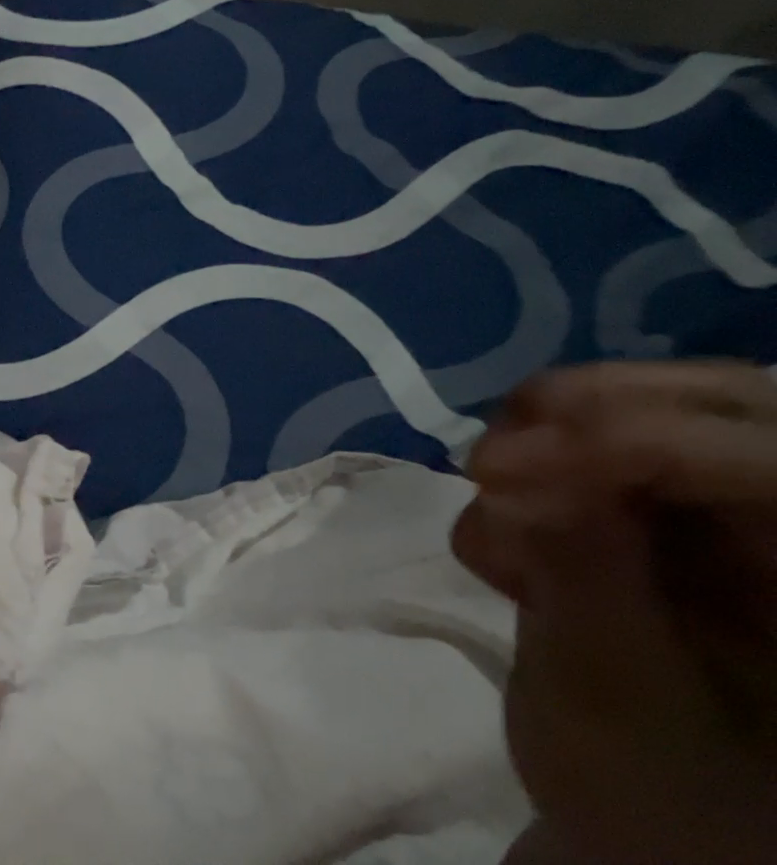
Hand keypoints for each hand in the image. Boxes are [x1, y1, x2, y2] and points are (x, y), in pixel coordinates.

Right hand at [451, 361, 776, 864]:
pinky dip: (528, 485)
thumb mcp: (611, 696)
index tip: (506, 465)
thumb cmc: (652, 795)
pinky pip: (601, 458)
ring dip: (548, 448)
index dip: (655, 444)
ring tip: (484, 511)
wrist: (650, 836)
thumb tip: (515, 470)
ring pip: (656, 418)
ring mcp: (747, 525)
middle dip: (594, 415)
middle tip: (485, 459)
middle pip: (731, 409)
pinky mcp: (674, 524)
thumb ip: (579, 574)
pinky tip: (498, 552)